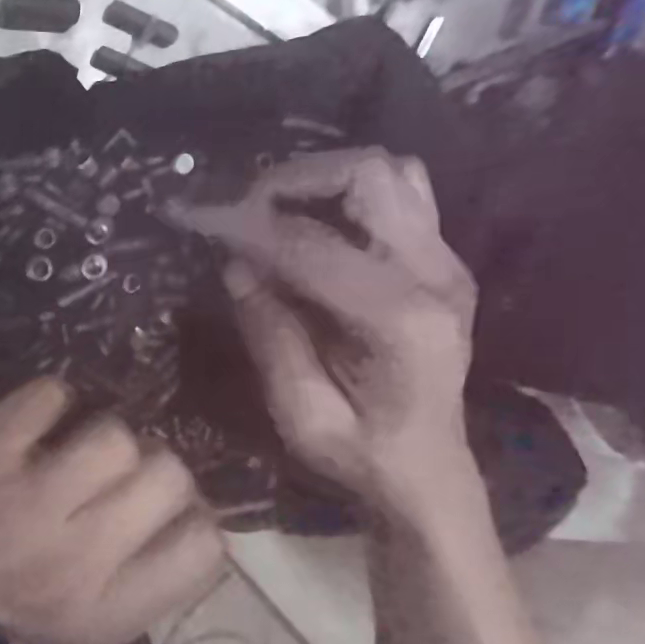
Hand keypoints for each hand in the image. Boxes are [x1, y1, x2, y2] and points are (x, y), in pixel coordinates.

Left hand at [0, 379, 226, 643]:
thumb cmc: (0, 591)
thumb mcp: (78, 620)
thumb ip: (144, 579)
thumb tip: (202, 509)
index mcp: (103, 616)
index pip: (204, 551)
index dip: (194, 516)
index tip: (165, 506)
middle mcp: (72, 564)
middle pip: (170, 477)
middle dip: (151, 465)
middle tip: (115, 472)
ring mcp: (26, 503)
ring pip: (116, 435)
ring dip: (101, 433)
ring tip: (74, 448)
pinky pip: (54, 396)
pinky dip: (49, 401)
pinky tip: (34, 424)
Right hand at [170, 147, 478, 516]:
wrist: (430, 471)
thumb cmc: (364, 456)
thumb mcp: (302, 417)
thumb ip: (271, 339)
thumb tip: (237, 266)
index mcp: (403, 322)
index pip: (313, 246)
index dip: (248, 227)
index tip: (198, 217)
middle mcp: (436, 276)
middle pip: (367, 176)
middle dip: (289, 182)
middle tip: (239, 212)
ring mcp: (447, 261)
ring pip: (387, 172)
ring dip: (318, 180)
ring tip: (270, 212)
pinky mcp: (442, 260)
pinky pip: (400, 193)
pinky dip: (348, 192)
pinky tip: (312, 222)